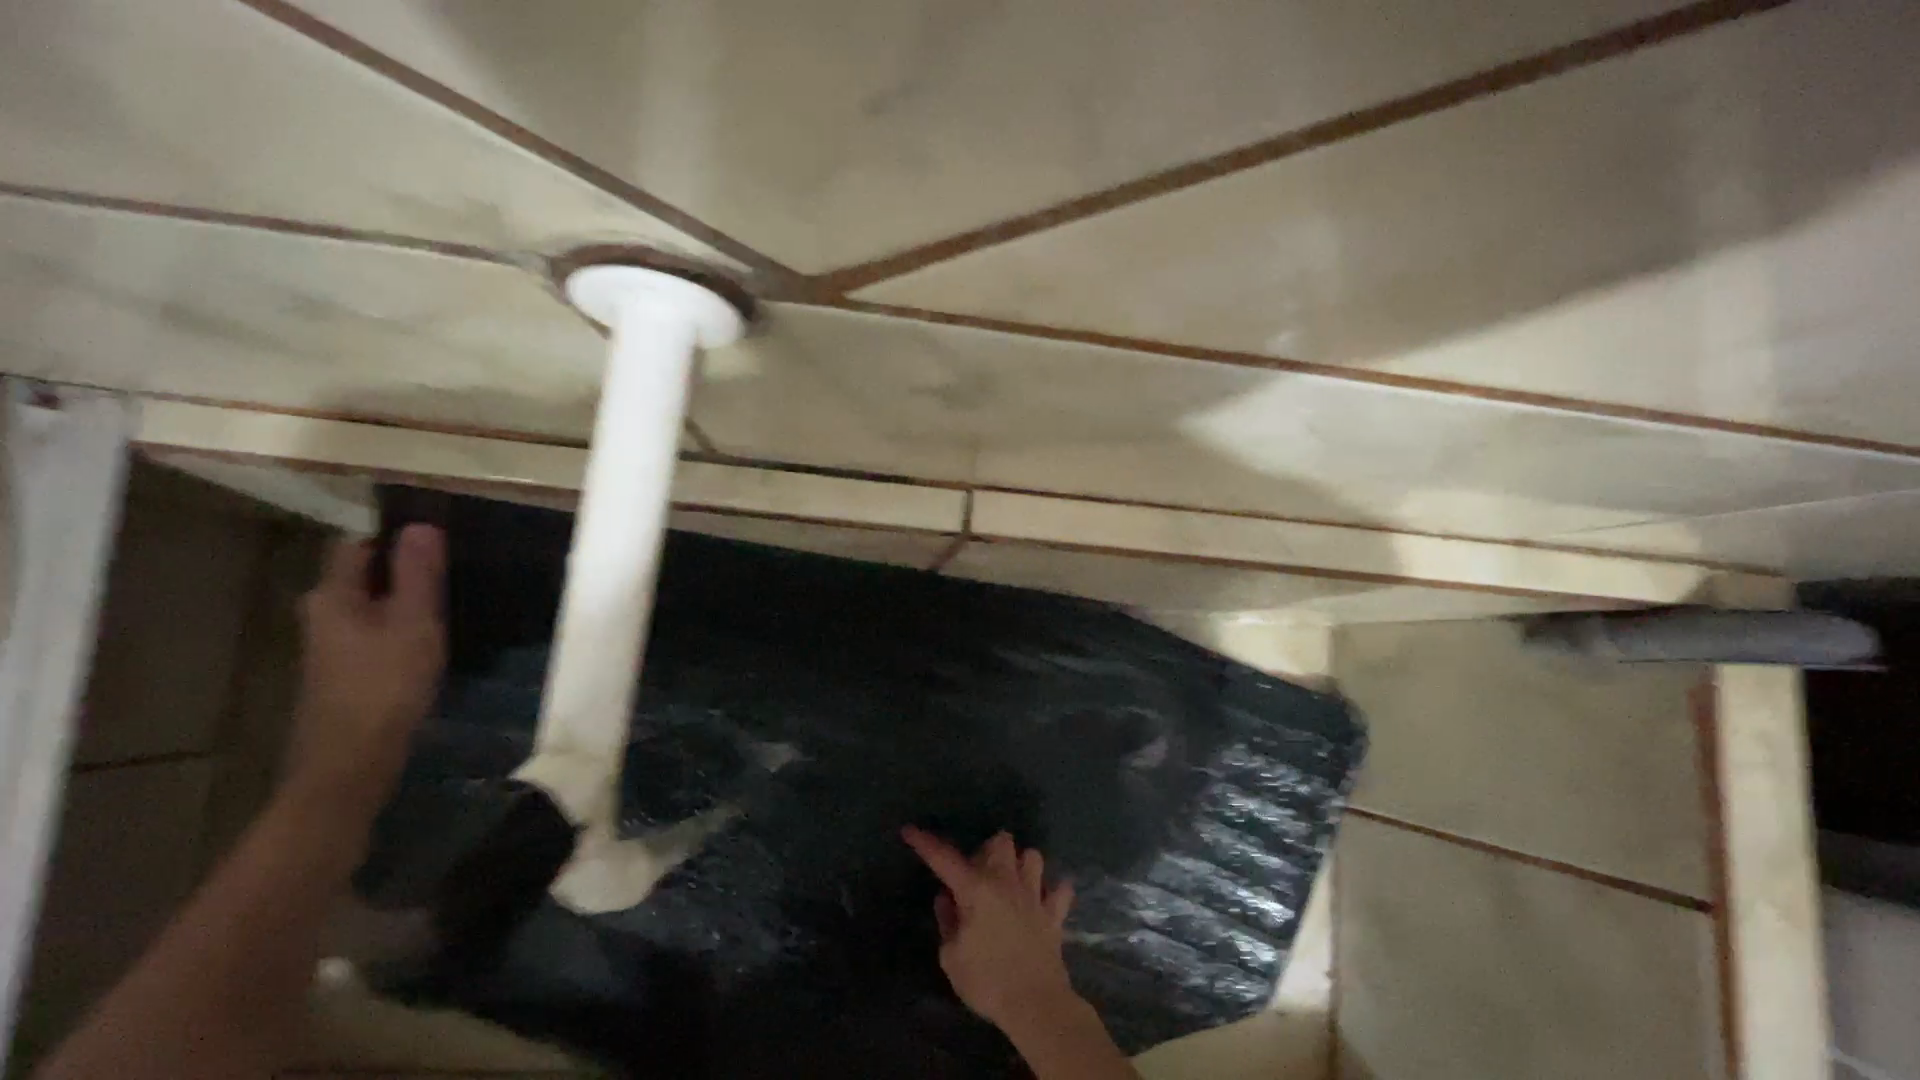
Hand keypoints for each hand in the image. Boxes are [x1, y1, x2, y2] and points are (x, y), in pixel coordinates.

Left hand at [289, 525, 445, 813]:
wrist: (350, 765)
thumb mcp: (413, 623)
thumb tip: (421, 525)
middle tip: (453, 575)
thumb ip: (417, 574)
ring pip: (370, 610)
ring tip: (449, 608)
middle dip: (403, 572)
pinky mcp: (343, 676)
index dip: (395, 538)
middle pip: (363, 578)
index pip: (358, 545)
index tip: (440, 543)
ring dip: (403, 605)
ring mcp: (329, 649)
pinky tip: (429, 647)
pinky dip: (399, 633)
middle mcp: (322, 616)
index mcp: (332, 596)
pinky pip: (374, 637)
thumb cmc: (384, 686)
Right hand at [902, 826, 1077, 1033]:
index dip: (925, 843)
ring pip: (1032, 856)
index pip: (945, 859)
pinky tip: (1043, 899)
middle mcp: (1007, 883)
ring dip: (1019, 863)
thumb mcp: (951, 957)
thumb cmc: (986, 981)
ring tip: (1009, 881)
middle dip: (985, 850)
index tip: (910, 831)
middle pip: (1000, 842)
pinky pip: (1060, 890)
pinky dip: (1052, 890)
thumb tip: (947, 899)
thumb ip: (948, 922)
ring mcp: (1035, 896)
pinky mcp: (1055, 914)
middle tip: (974, 874)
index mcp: (976, 890)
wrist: (1036, 1004)